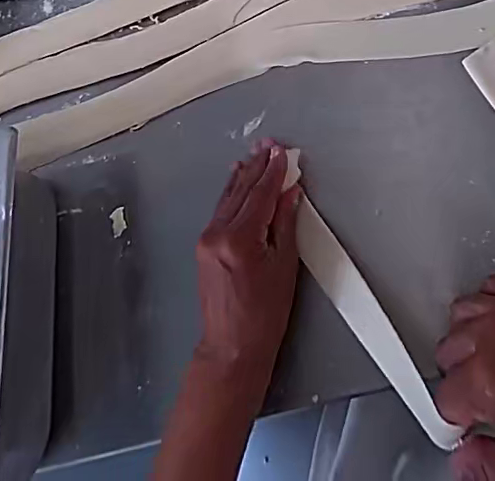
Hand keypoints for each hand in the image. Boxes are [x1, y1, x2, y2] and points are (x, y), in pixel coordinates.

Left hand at [192, 139, 302, 373]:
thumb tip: (290, 192)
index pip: (261, 194)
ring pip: (229, 196)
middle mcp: (218, 233)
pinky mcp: (204, 245)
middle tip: (271, 144)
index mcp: (240, 239)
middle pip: (242, 190)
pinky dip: (233, 191)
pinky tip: (238, 178)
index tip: (284, 153)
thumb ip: (285, 223)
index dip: (275, 172)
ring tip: (256, 153)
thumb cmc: (265, 314)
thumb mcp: (285, 266)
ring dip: (244, 174)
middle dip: (258, 166)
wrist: (232, 349)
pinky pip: (221, 209)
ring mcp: (207, 238)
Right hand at [437, 276, 494, 480]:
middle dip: (459, 375)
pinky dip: (492, 306)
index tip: (467, 432)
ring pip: (466, 311)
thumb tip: (470, 462)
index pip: (445, 396)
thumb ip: (494, 466)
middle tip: (480, 406)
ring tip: (488, 366)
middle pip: (451, 345)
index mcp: (490, 381)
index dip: (455, 420)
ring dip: (469, 336)